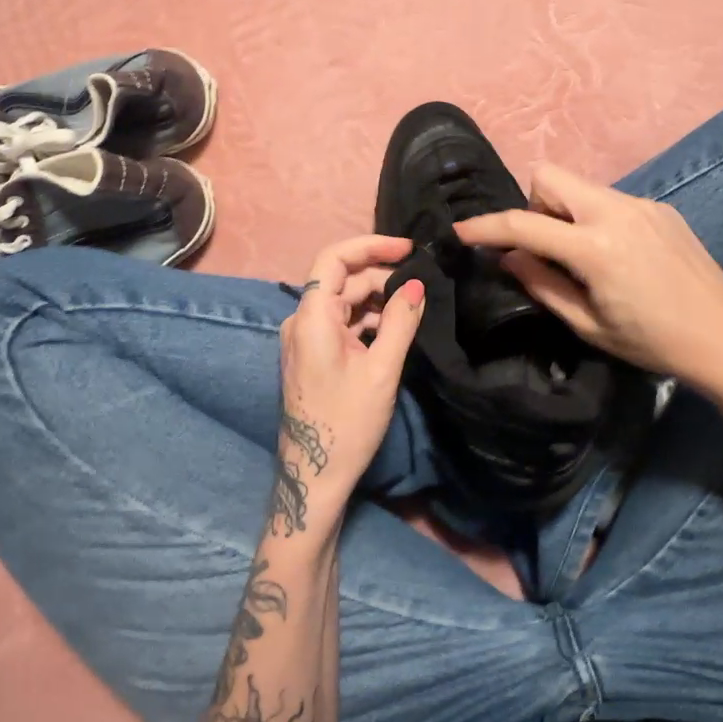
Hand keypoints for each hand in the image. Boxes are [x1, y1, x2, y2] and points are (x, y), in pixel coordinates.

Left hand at [272, 235, 426, 536]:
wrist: (314, 476)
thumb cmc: (347, 422)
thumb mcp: (382, 370)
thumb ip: (399, 321)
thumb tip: (416, 285)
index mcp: (311, 317)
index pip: (334, 258)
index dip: (371, 245)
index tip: (408, 249)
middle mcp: (301, 321)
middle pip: (340, 279)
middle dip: (380, 275)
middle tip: (421, 283)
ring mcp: (304, 340)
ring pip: (342, 301)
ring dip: (375, 298)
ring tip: (414, 304)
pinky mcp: (311, 356)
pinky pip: (340, 323)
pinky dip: (366, 319)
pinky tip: (394, 328)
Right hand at [454, 164, 722, 390]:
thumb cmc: (652, 342)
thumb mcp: (588, 325)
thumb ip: (543, 285)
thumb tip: (509, 257)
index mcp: (596, 248)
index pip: (525, 225)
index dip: (487, 227)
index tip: (461, 231)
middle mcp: (617, 212)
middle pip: (550, 177)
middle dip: (533, 205)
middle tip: (543, 248)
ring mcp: (642, 205)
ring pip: (581, 187)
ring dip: (565, 212)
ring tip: (582, 258)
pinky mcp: (660, 209)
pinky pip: (610, 200)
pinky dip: (596, 219)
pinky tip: (618, 257)